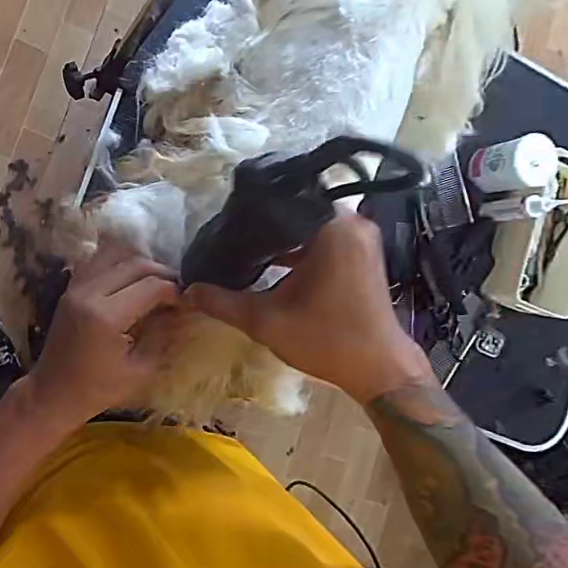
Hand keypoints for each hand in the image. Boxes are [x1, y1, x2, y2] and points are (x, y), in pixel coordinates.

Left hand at [24, 238, 179, 424]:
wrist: (52, 393)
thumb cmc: (98, 389)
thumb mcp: (141, 369)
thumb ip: (163, 335)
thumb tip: (184, 311)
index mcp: (106, 316)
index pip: (151, 286)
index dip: (175, 290)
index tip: (188, 301)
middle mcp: (89, 293)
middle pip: (135, 264)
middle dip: (162, 273)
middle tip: (178, 289)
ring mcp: (76, 287)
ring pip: (115, 256)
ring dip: (141, 264)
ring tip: (156, 282)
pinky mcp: (70, 288)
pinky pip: (98, 262)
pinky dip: (119, 264)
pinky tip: (132, 280)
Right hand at [187, 210, 434, 402]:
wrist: (379, 368)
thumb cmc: (327, 340)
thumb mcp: (267, 321)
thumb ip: (224, 303)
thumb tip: (188, 290)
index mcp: (331, 227)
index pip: (281, 199)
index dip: (249, 210)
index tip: (223, 221)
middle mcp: (351, 221)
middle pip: (296, 209)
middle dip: (264, 223)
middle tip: (230, 232)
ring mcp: (361, 237)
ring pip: (310, 225)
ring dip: (282, 237)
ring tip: (246, 246)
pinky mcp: (363, 253)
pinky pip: (325, 238)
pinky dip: (301, 247)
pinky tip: (273, 261)